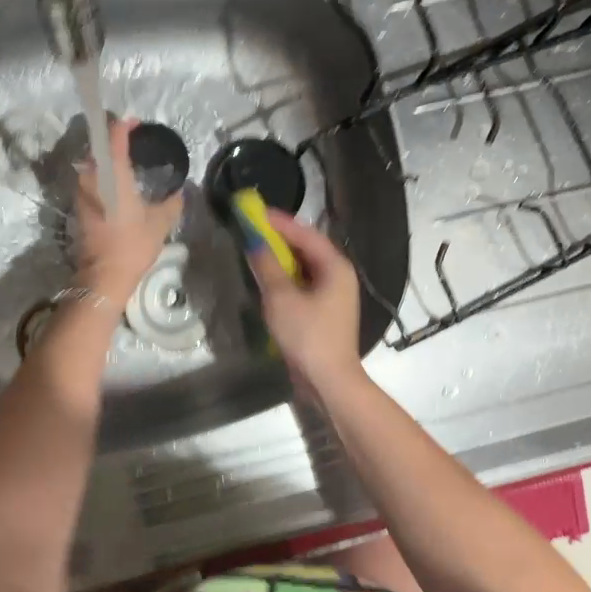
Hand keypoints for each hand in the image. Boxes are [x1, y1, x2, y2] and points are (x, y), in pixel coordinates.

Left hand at [74, 118, 183, 299]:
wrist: (103, 276)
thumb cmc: (132, 246)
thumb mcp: (159, 224)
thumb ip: (171, 205)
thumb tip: (179, 194)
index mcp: (113, 177)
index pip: (113, 139)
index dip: (122, 127)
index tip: (133, 122)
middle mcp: (92, 179)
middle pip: (98, 150)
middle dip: (111, 142)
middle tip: (130, 143)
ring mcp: (82, 194)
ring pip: (92, 167)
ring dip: (105, 161)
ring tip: (125, 164)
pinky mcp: (79, 208)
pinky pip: (90, 182)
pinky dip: (102, 178)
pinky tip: (117, 186)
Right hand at [246, 211, 363, 388]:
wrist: (328, 380)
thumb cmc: (308, 336)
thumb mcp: (281, 298)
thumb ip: (267, 267)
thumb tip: (254, 243)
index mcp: (336, 267)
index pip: (306, 234)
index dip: (279, 222)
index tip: (255, 211)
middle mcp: (338, 277)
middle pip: (307, 249)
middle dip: (279, 239)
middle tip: (252, 229)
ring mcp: (333, 296)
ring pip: (303, 268)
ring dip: (280, 260)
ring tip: (255, 251)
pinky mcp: (323, 313)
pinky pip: (302, 286)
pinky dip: (284, 279)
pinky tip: (266, 281)